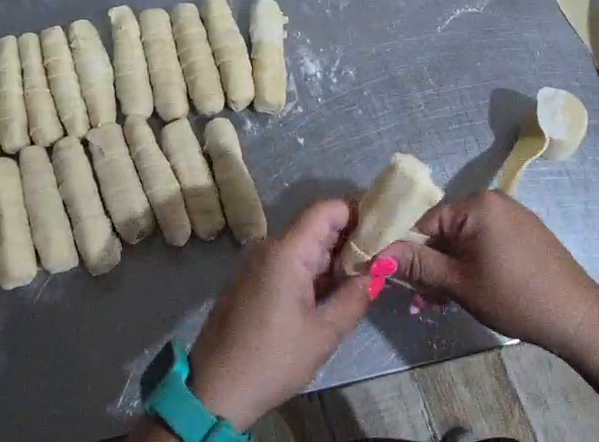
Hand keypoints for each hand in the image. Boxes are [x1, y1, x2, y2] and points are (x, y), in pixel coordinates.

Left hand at [184, 199, 373, 429]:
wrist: (216, 388)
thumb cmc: (273, 359)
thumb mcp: (323, 334)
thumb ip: (354, 298)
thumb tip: (377, 273)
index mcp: (287, 251)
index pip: (326, 210)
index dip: (356, 213)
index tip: (383, 231)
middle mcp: (270, 247)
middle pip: (316, 227)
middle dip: (349, 241)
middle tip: (381, 261)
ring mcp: (258, 264)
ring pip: (303, 248)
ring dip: (331, 260)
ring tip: (363, 280)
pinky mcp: (252, 282)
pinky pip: (288, 264)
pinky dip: (312, 272)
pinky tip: (331, 295)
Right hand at [380, 190, 598, 356]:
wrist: (580, 319)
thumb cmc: (514, 297)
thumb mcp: (458, 283)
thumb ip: (417, 265)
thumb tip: (377, 256)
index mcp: (476, 205)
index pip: (426, 222)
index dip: (410, 252)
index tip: (401, 281)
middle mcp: (494, 201)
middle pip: (445, 231)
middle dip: (431, 266)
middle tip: (423, 301)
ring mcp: (514, 217)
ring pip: (465, 241)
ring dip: (450, 270)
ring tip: (443, 304)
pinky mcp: (527, 235)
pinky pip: (486, 244)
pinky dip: (473, 265)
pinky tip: (471, 293)